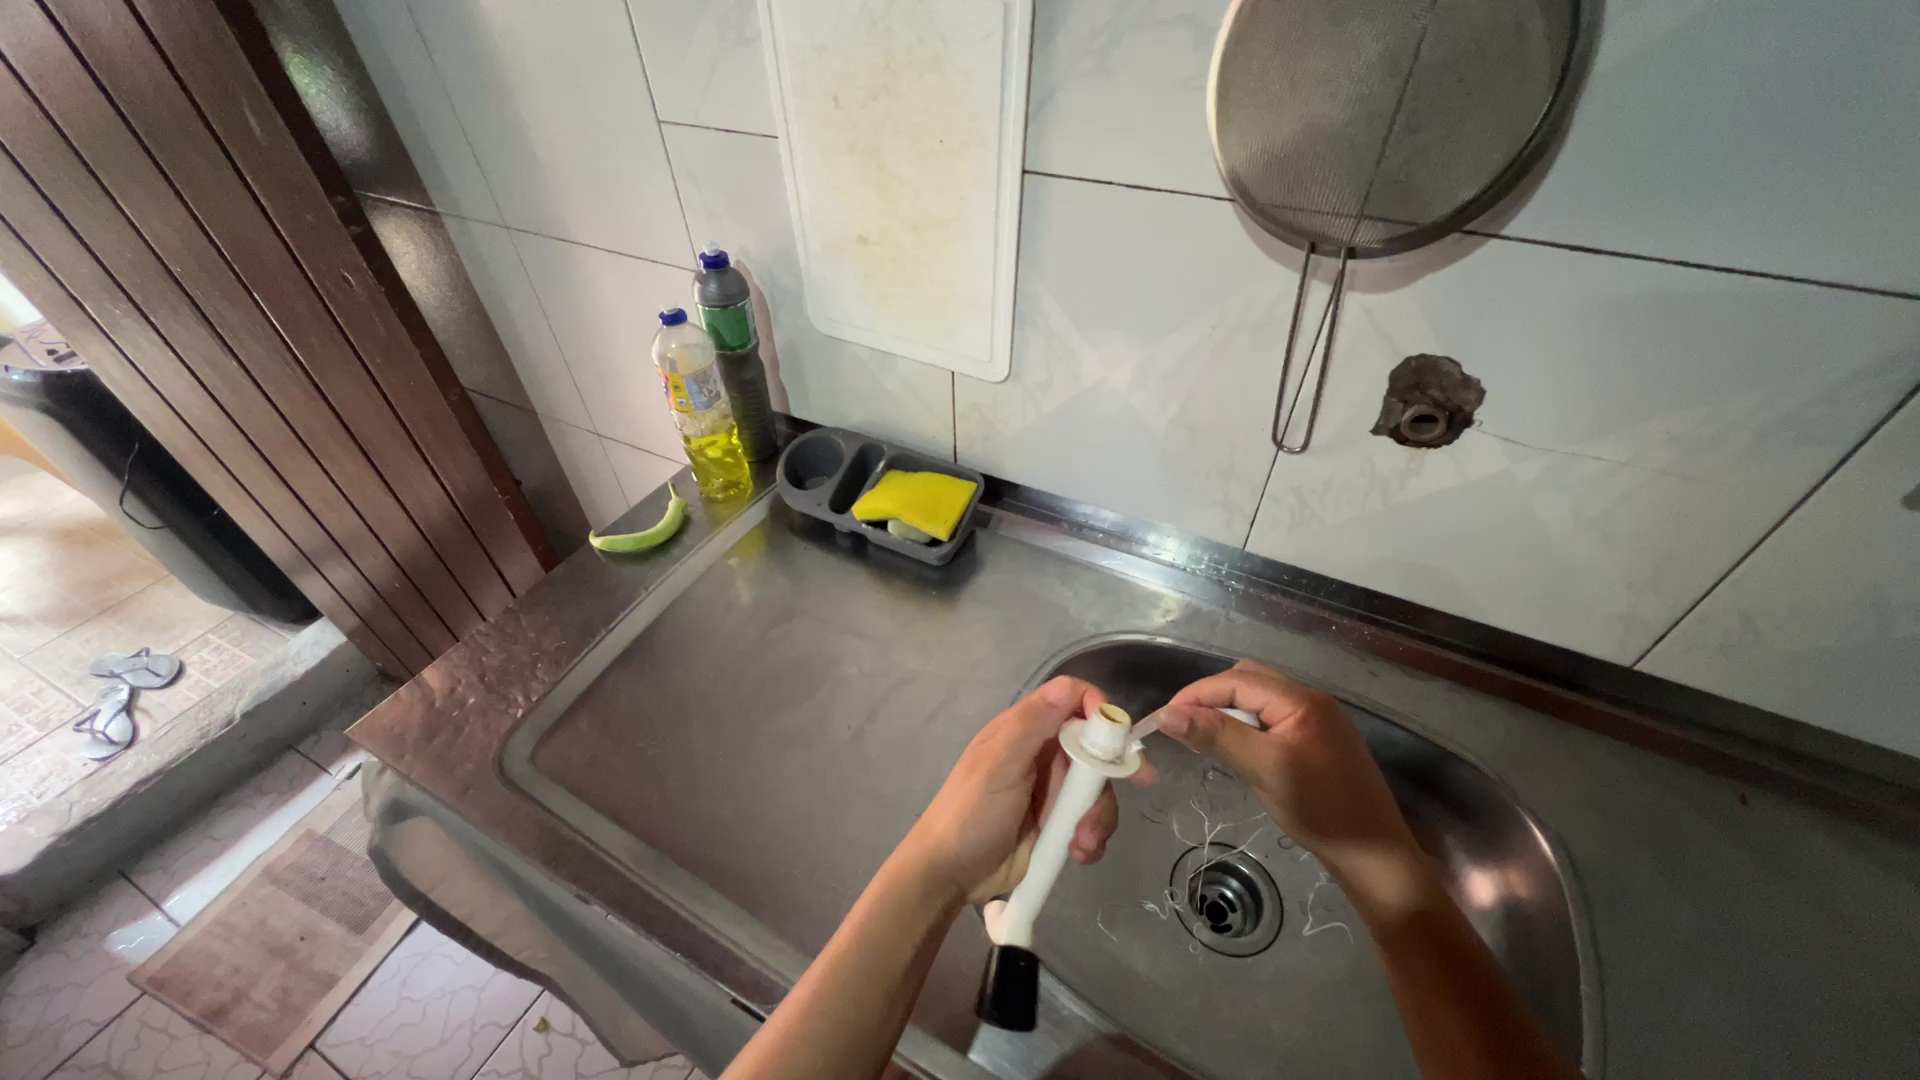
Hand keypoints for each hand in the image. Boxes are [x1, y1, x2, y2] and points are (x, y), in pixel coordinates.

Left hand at [898, 676, 1156, 904]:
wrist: (950, 874)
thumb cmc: (969, 812)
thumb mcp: (998, 765)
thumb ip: (1031, 726)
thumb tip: (1068, 687)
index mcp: (1024, 729)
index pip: (1071, 698)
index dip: (1098, 710)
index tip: (1117, 737)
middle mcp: (1042, 753)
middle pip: (1095, 747)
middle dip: (1107, 776)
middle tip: (1132, 788)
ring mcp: (1052, 790)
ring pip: (1098, 788)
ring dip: (1098, 815)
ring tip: (1080, 842)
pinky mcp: (1059, 823)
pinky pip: (1092, 821)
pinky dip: (1091, 838)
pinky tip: (1077, 854)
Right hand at [1157, 661, 1435, 916]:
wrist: (1373, 852)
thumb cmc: (1320, 809)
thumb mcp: (1263, 769)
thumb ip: (1217, 736)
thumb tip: (1167, 714)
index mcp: (1300, 699)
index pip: (1236, 681)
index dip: (1195, 695)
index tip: (1164, 719)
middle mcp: (1309, 699)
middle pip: (1246, 680)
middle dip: (1209, 697)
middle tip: (1182, 725)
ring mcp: (1315, 718)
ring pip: (1258, 697)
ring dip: (1226, 709)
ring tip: (1202, 735)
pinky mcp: (1316, 737)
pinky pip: (1270, 715)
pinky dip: (1245, 722)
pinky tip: (1234, 745)